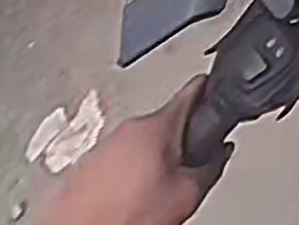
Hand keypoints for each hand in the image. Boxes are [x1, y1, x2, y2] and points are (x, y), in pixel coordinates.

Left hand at [42, 76, 230, 224]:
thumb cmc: (123, 221)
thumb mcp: (185, 196)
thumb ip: (212, 165)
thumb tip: (221, 151)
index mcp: (157, 124)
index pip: (196, 86)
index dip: (212, 90)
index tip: (217, 95)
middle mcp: (127, 128)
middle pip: (167, 120)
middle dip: (176, 141)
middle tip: (177, 171)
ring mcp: (99, 148)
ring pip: (137, 142)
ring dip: (146, 159)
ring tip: (144, 193)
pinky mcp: (77, 170)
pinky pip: (110, 162)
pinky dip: (119, 176)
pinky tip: (120, 202)